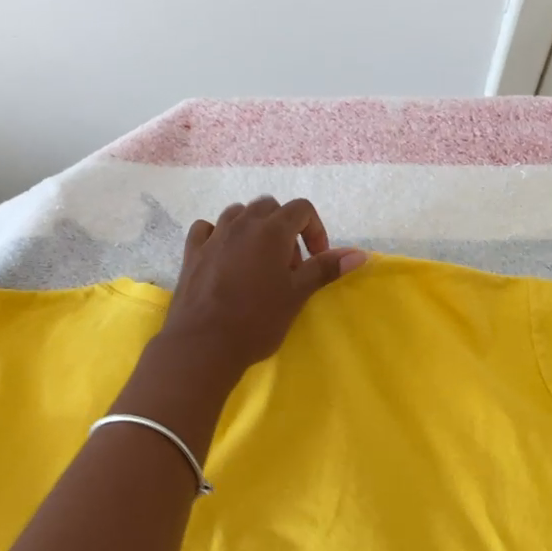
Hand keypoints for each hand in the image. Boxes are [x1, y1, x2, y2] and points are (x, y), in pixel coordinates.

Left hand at [159, 196, 364, 371]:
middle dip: (285, 229)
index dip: (315, 230)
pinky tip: (225, 257)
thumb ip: (325, 268)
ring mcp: (213, 235)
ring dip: (254, 229)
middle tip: (289, 266)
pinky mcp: (192, 251)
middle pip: (269, 207)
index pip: (301, 208)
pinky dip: (220, 235)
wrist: (204, 344)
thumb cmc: (257, 320)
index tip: (316, 260)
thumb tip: (359, 254)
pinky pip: (208, 229)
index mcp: (271, 230)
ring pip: (238, 214)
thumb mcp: (297, 294)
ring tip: (259, 263)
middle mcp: (241, 223)